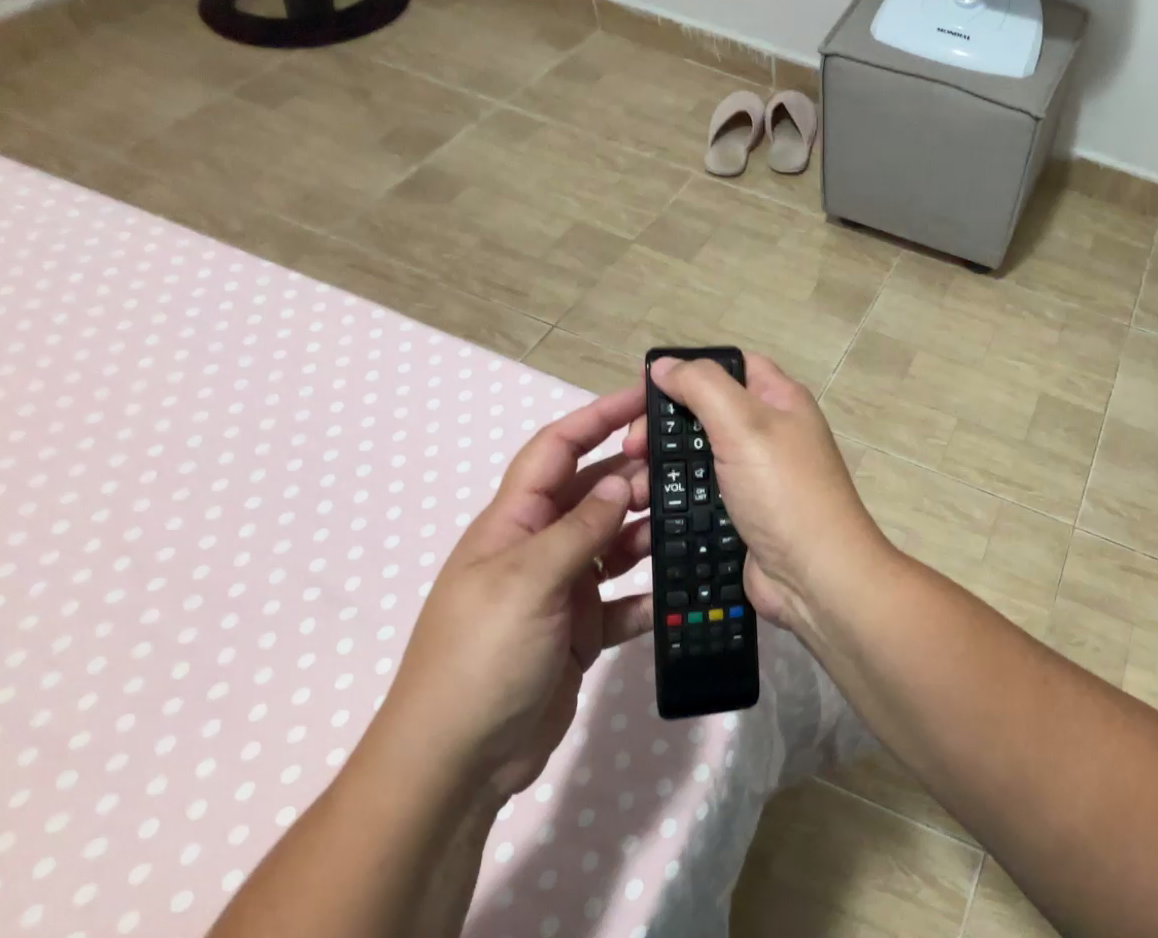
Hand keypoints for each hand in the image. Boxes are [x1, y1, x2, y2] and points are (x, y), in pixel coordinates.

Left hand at [365, 385, 655, 798]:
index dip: (597, 418)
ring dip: (652, 533)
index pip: (556, 451)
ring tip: (698, 523)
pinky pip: (625, 600)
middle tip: (694, 469)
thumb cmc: (480, 658)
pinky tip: (683, 593)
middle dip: (638, 476)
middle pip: (594, 494)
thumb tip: (624, 482)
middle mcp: (538, 549)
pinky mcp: (581, 631)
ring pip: (616, 545)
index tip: (646, 398)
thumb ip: (580, 530)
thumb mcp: (527, 583)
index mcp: (512, 524)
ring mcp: (561, 592)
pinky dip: (651, 596)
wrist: (458, 759)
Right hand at [643, 354, 888, 634]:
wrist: (815, 577)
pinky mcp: (740, 516)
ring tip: (632, 487)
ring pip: (695, 459)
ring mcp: (754, 479)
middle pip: (705, 414)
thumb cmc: (784, 491)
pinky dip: (671, 501)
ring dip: (661, 467)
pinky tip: (645, 511)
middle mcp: (769, 434)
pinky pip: (698, 499)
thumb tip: (666, 365)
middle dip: (664, 425)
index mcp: (780, 401)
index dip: (688, 371)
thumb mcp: (746, 424)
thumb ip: (703, 386)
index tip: (645, 390)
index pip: (730, 366)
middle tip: (631, 448)